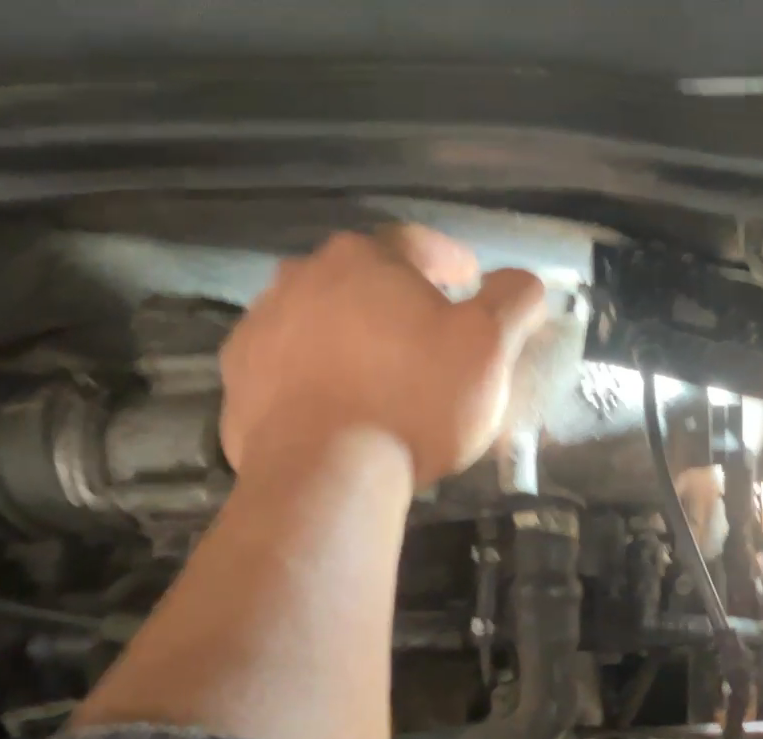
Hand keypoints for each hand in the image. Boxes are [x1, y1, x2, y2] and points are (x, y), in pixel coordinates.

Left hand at [219, 226, 547, 485]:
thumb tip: (522, 281)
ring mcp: (264, 323)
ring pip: (321, 315)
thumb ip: (514, 302)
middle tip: (429, 332)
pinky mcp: (240, 374)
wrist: (324, 472)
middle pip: (363, 277)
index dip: (449, 259)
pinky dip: (315, 370)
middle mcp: (305, 276)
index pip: (417, 242)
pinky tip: (339, 402)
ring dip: (352, 332)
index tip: (469, 279)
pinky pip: (288, 360)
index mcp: (368, 260)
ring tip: (381, 371)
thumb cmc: (417, 400)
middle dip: (397, 297)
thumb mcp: (490, 347)